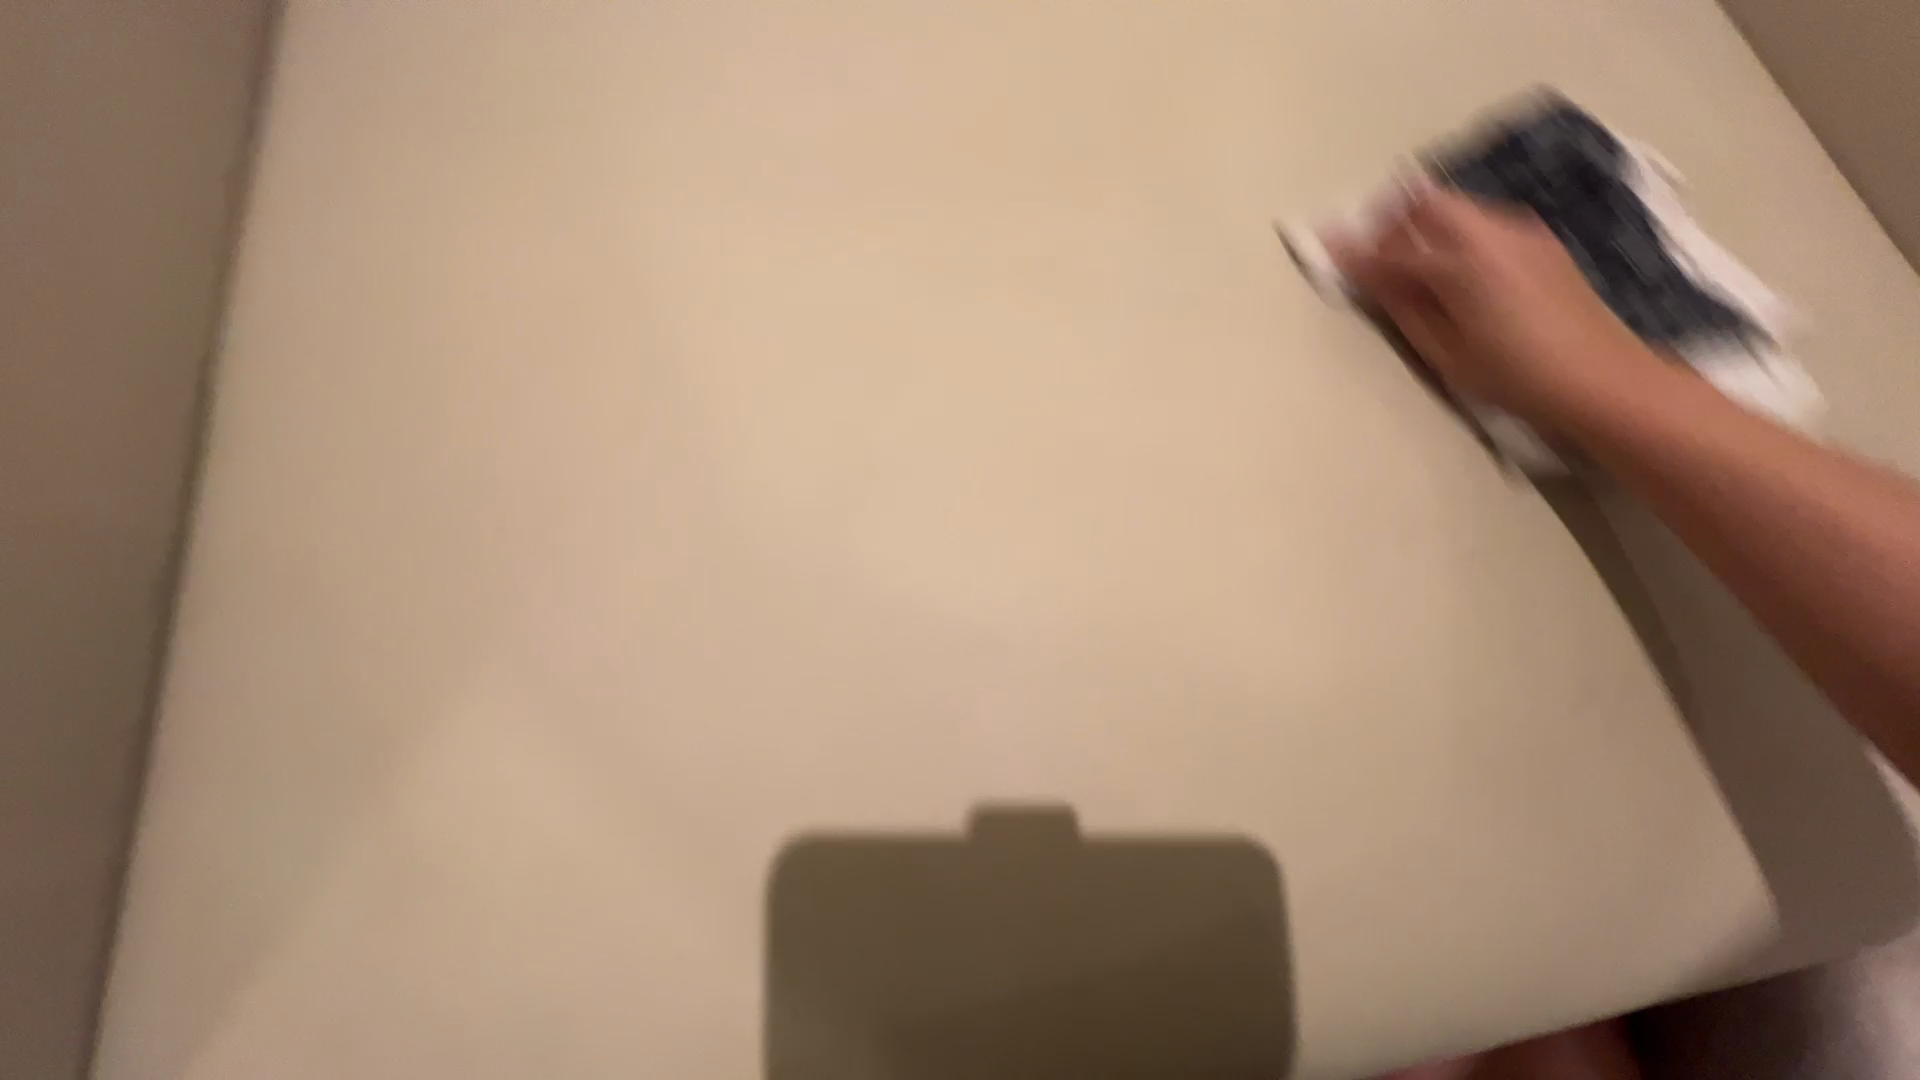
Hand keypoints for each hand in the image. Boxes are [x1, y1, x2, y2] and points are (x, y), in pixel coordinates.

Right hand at [1329, 184, 1667, 428]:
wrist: (1601, 378)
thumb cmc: (1511, 376)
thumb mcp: (1443, 350)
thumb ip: (1402, 303)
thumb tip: (1366, 272)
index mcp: (1462, 262)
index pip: (1392, 247)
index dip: (1354, 247)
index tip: (1325, 247)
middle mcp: (1492, 234)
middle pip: (1427, 203)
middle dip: (1391, 223)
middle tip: (1372, 257)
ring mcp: (1521, 234)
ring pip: (1456, 211)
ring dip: (1423, 229)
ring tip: (1410, 271)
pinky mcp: (1539, 244)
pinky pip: (1481, 226)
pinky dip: (1453, 238)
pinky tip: (1452, 277)